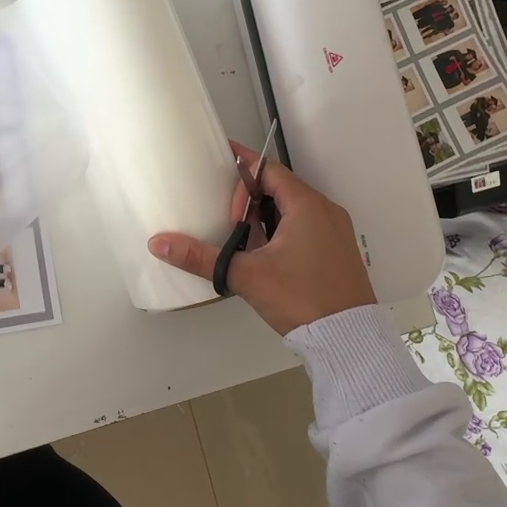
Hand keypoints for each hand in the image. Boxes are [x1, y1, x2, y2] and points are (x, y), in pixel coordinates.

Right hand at [147, 141, 374, 334]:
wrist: (349, 341)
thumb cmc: (300, 297)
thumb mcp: (245, 275)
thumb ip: (200, 257)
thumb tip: (158, 243)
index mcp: (306, 206)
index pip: (269, 170)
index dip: (241, 168)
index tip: (216, 164)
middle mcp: (325, 212)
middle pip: (280, 187)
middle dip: (248, 194)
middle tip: (220, 208)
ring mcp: (334, 233)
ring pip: (292, 208)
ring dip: (263, 213)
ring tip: (235, 229)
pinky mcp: (336, 253)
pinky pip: (304, 226)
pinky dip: (279, 228)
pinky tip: (260, 249)